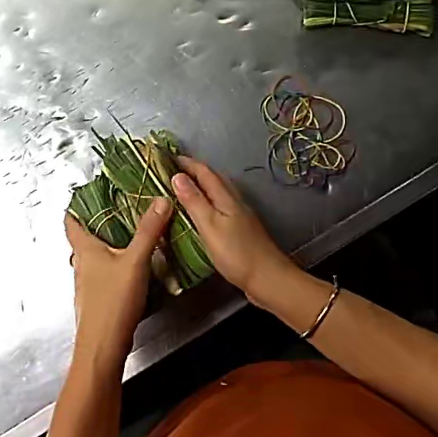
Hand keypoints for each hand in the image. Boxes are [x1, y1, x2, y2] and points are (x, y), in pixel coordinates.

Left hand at [64, 197, 169, 368]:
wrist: (102, 347)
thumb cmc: (112, 302)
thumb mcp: (135, 261)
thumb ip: (148, 231)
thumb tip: (160, 200)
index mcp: (84, 250)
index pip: (71, 222)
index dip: (76, 207)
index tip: (86, 195)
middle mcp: (81, 265)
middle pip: (83, 239)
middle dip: (97, 224)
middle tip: (116, 211)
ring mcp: (87, 285)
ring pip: (94, 258)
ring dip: (107, 246)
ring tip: (127, 236)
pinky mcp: (97, 300)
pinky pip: (103, 275)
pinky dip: (114, 266)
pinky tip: (130, 269)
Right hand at [168, 157, 298, 299]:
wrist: (269, 279)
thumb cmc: (237, 253)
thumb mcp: (210, 225)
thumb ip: (194, 201)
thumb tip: (178, 176)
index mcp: (225, 198)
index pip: (204, 172)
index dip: (187, 163)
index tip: (168, 157)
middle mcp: (234, 202)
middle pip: (213, 178)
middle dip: (194, 171)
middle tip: (173, 170)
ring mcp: (240, 215)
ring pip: (218, 192)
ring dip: (201, 185)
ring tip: (182, 188)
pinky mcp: (241, 230)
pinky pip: (220, 206)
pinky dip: (207, 202)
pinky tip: (201, 213)